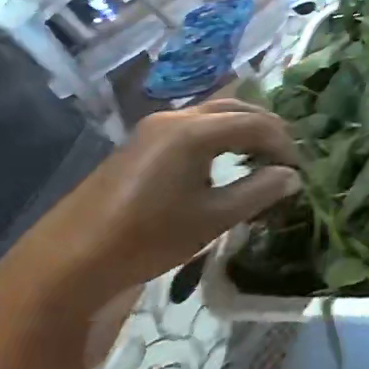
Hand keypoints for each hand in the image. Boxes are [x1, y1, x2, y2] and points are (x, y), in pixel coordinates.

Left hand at [0, 100, 300, 313]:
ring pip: (213, 114)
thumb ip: (257, 192)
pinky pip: (193, 126)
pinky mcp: (141, 142)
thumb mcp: (211, 219)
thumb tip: (292, 177)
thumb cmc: (147, 238)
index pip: (255, 124)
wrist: (68, 260)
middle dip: (266, 128)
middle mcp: (175, 118)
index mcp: (194, 131)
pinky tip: (225, 163)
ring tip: (261, 159)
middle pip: (235, 108)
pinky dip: (220, 136)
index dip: (284, 143)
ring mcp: (154, 128)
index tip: (300, 169)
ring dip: (242, 130)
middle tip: (287, 156)